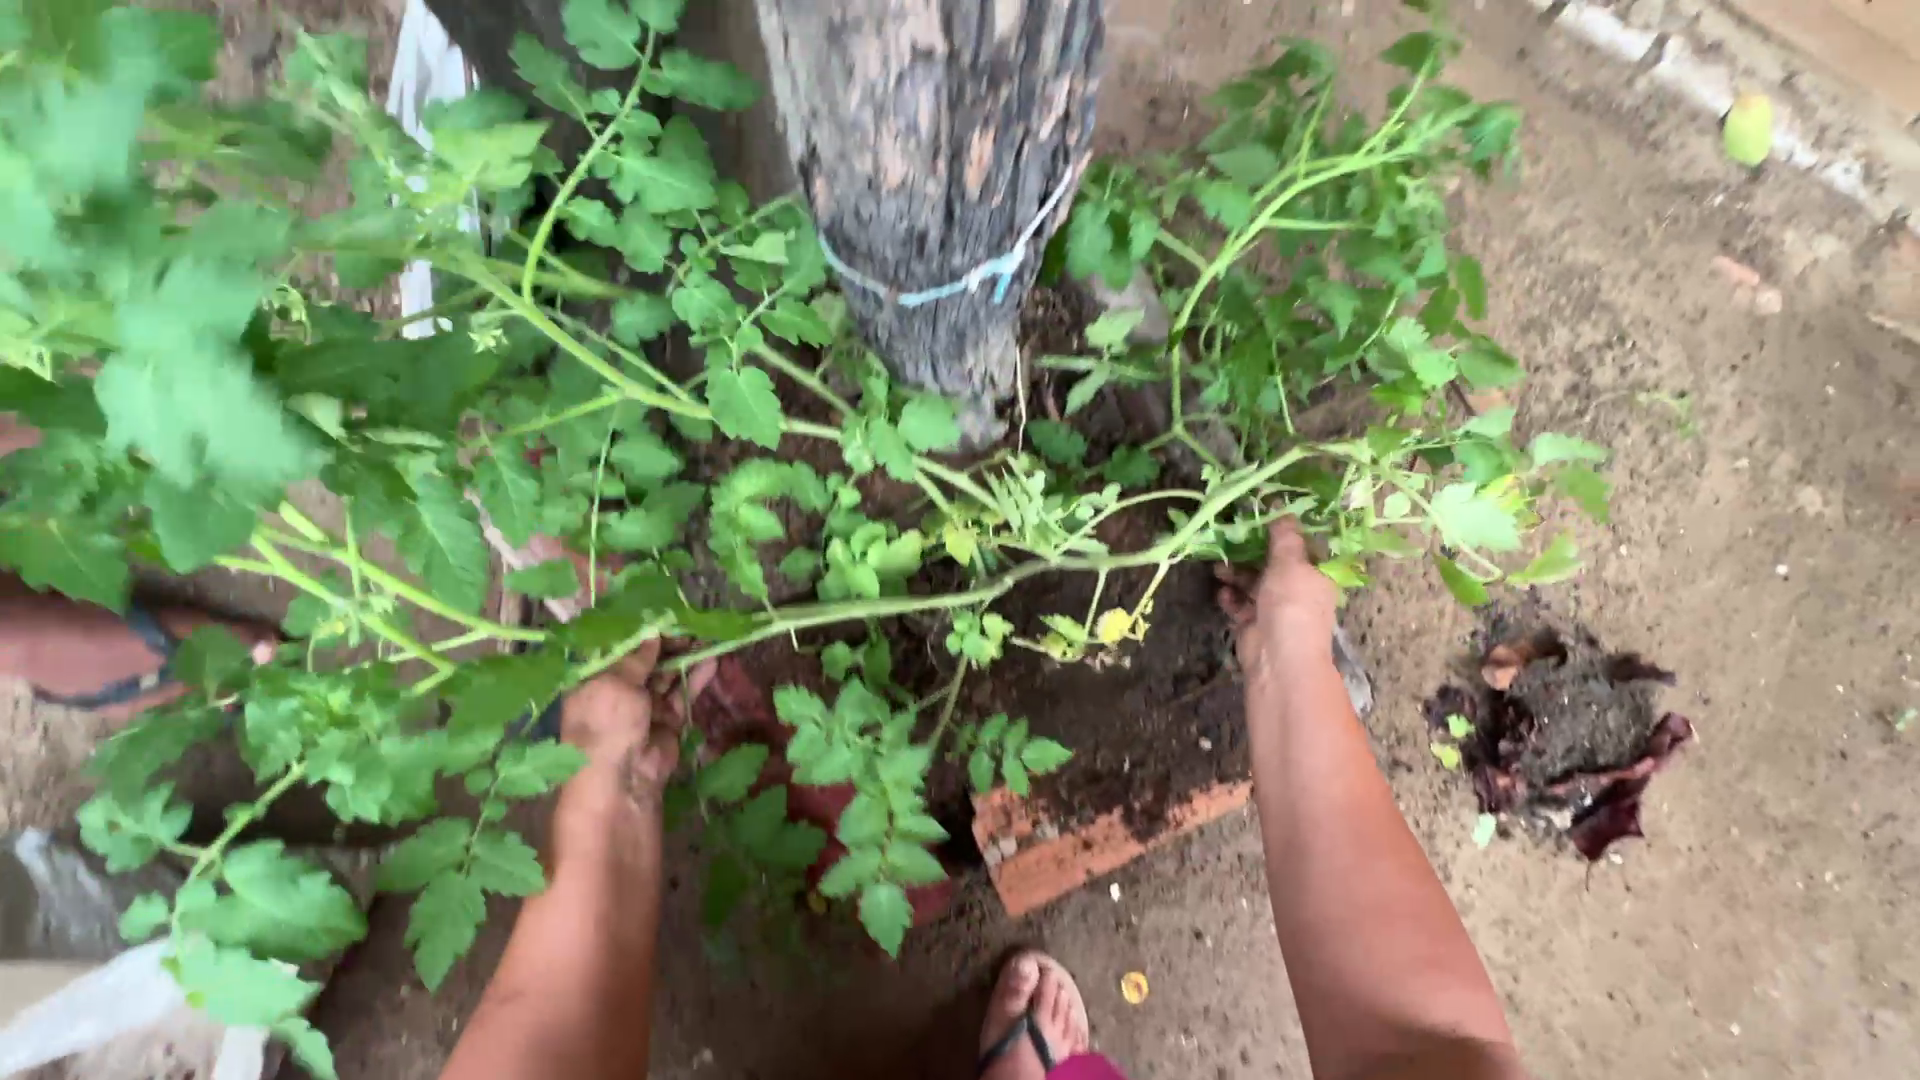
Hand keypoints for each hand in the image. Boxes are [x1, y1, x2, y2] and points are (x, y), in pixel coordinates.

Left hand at [559, 638, 714, 811]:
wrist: (622, 778)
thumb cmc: (606, 724)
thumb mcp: (615, 683)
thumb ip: (636, 657)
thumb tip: (651, 633)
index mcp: (593, 679)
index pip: (617, 646)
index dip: (639, 630)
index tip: (662, 613)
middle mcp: (617, 689)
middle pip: (645, 658)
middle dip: (667, 642)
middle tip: (690, 624)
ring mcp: (644, 705)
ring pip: (667, 673)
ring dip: (684, 656)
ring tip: (706, 636)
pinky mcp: (668, 719)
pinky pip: (683, 692)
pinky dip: (697, 677)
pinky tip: (712, 659)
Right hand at [1215, 518, 1336, 683]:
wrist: (1278, 657)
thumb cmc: (1292, 604)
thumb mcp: (1290, 563)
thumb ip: (1283, 536)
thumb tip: (1282, 508)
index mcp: (1315, 574)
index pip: (1301, 547)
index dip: (1282, 531)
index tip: (1259, 516)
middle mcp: (1297, 589)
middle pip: (1272, 563)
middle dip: (1249, 552)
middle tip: (1228, 538)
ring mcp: (1274, 607)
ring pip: (1252, 582)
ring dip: (1235, 574)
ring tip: (1218, 568)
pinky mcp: (1253, 621)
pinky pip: (1239, 603)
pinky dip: (1230, 597)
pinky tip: (1223, 593)